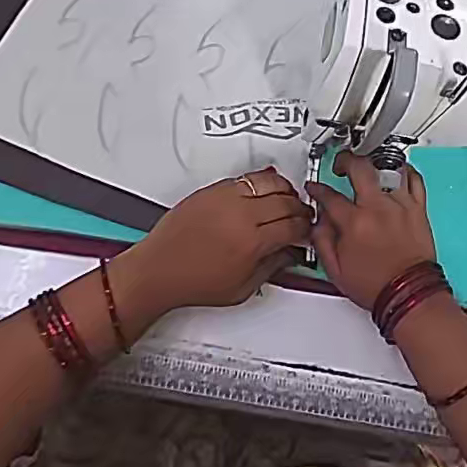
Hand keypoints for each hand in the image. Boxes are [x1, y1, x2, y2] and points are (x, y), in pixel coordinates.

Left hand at [111, 168, 311, 320]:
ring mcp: (225, 199)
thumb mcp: (242, 287)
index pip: (293, 226)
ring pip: (268, 182)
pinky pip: (245, 178)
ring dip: (284, 189)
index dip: (306, 229)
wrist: (159, 270)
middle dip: (300, 209)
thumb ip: (271, 267)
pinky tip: (263, 190)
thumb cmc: (192, 281)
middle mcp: (241, 215)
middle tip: (302, 215)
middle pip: (286, 202)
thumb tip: (289, 254)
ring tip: (287, 198)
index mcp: (252, 242)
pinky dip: (260, 182)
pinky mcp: (212, 191)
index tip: (306, 231)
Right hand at [306, 151, 438, 309]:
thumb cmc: (377, 285)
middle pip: (359, 167)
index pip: (329, 196)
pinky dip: (405, 172)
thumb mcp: (335, 270)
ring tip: (369, 167)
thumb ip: (322, 240)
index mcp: (354, 223)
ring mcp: (400, 206)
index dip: (318, 189)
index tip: (316, 188)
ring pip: (388, 168)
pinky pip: (414, 180)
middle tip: (341, 164)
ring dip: (375, 164)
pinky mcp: (418, 210)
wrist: (409, 294)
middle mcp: (377, 209)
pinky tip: (397, 173)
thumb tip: (319, 222)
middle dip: (345, 160)